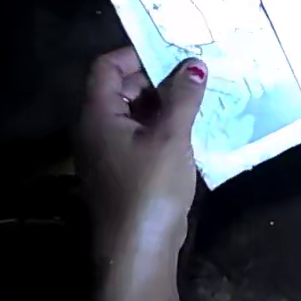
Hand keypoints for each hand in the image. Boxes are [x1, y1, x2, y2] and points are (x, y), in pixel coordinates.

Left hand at [76, 47, 207, 262]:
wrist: (138, 248)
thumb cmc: (150, 186)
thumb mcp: (171, 136)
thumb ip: (184, 97)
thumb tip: (195, 64)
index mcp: (97, 115)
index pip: (107, 67)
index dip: (137, 54)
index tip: (175, 52)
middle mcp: (97, 128)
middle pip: (121, 87)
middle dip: (158, 77)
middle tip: (197, 73)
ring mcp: (111, 150)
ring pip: (136, 111)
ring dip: (167, 101)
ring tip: (202, 96)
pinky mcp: (127, 168)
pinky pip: (144, 133)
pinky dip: (166, 124)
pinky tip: (195, 126)